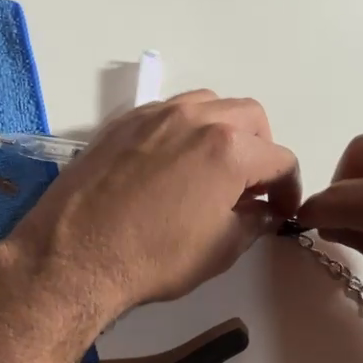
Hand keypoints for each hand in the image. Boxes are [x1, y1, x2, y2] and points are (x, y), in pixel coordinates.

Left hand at [1, 91, 299, 319]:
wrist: (74, 254)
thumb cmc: (153, 258)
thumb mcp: (219, 249)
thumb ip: (253, 222)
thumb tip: (265, 211)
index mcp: (229, 148)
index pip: (280, 158)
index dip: (288, 189)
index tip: (281, 211)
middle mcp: (195, 117)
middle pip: (249, 118)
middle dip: (259, 150)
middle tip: (249, 187)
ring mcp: (154, 114)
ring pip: (207, 104)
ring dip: (221, 131)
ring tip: (210, 169)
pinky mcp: (121, 121)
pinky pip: (166, 112)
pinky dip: (181, 130)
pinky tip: (169, 164)